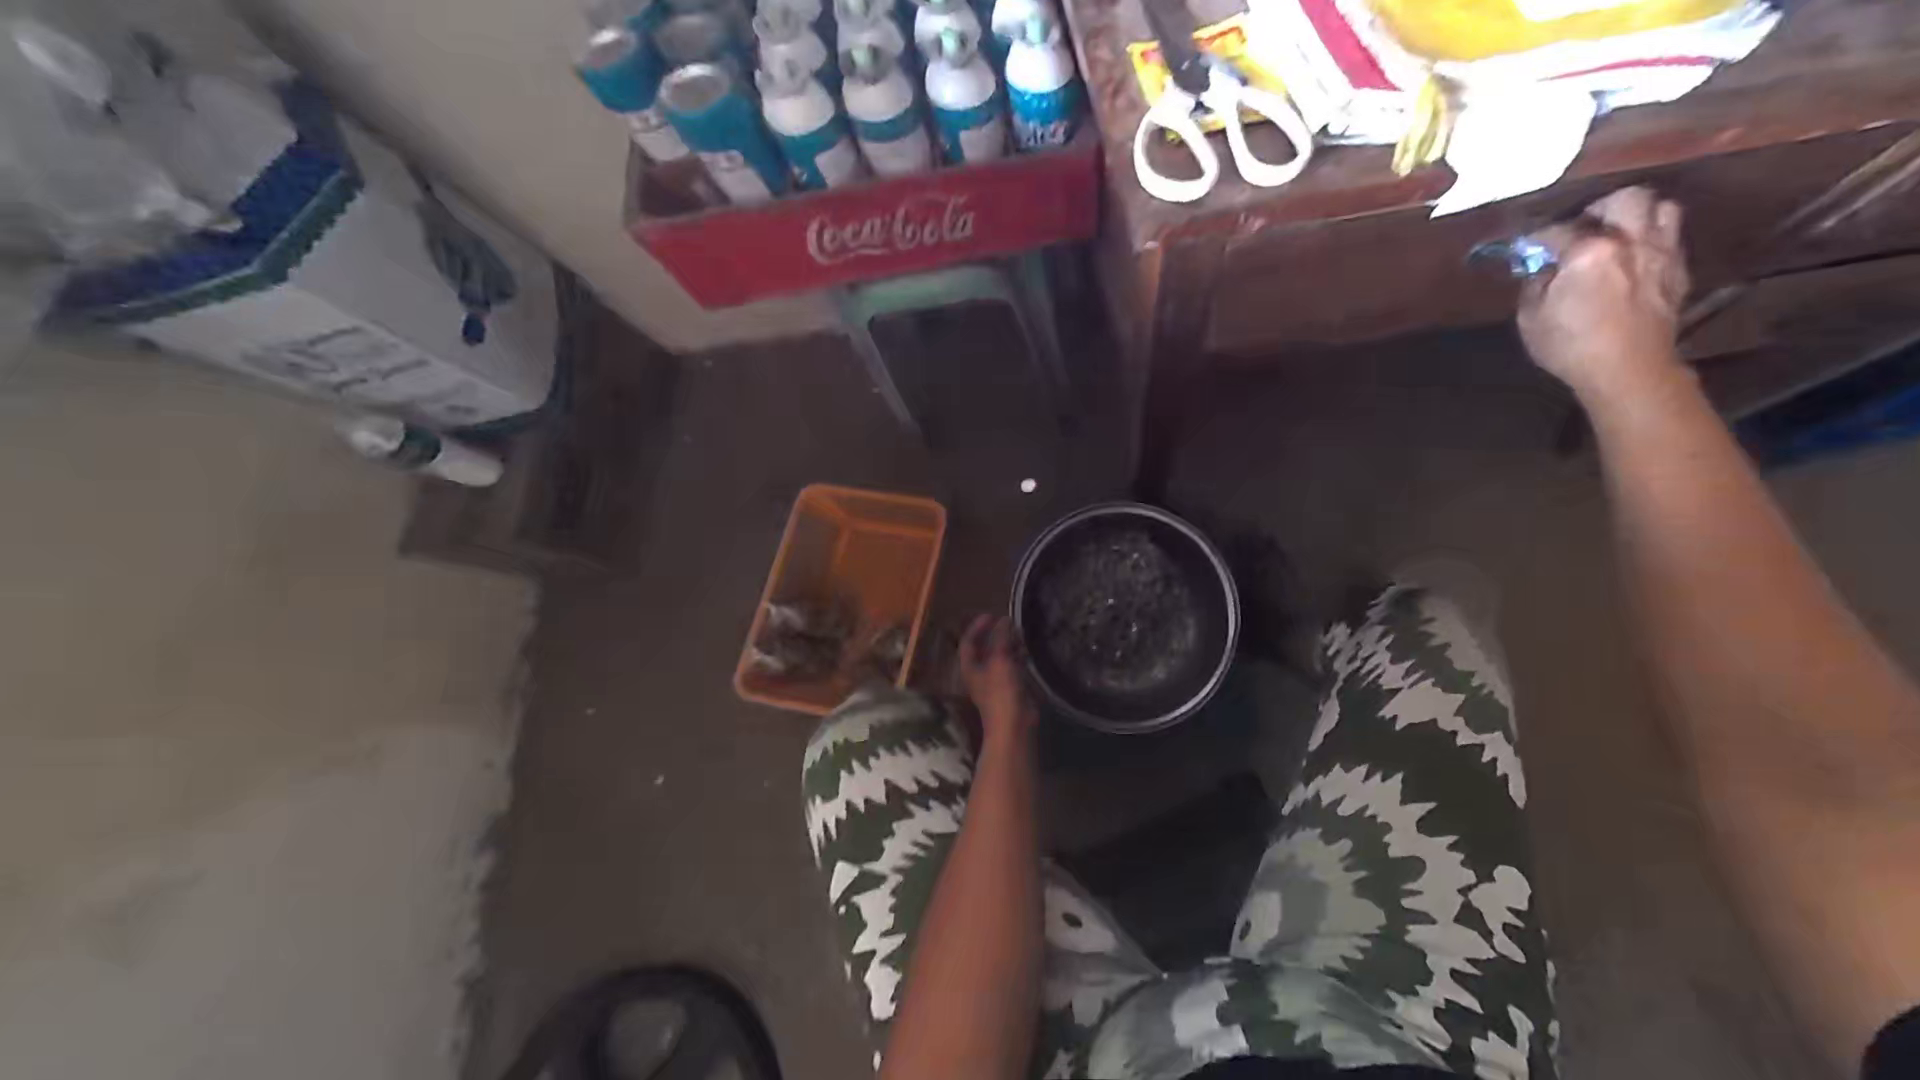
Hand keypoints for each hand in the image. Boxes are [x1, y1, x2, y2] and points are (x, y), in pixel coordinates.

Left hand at [959, 615, 1035, 742]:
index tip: (991, 614)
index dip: (977, 627)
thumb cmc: (1001, 691)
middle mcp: (980, 673)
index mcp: (970, 667)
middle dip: (996, 635)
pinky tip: (1029, 652)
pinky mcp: (1011, 689)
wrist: (1014, 725)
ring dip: (1008, 645)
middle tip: (1010, 623)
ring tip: (1021, 634)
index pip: (968, 641)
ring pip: (1000, 657)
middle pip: (984, 649)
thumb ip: (1001, 638)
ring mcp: (995, 682)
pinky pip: (1012, 667)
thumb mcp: (1000, 660)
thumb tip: (1004, 620)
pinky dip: (1018, 657)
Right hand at [1518, 187, 1691, 402]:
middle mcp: (1632, 241)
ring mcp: (1662, 253)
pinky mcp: (1679, 270)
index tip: (1529, 244)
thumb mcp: (1531, 318)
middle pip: (1629, 198)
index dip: (1540, 236)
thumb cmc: (1569, 345)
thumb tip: (1543, 269)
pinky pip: (1671, 237)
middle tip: (1585, 224)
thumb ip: (1536, 285)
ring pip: (1663, 208)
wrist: (1627, 368)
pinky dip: (1652, 238)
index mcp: (1590, 252)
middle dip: (1602, 206)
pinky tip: (1634, 257)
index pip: (1560, 230)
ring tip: (1618, 233)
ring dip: (1638, 215)